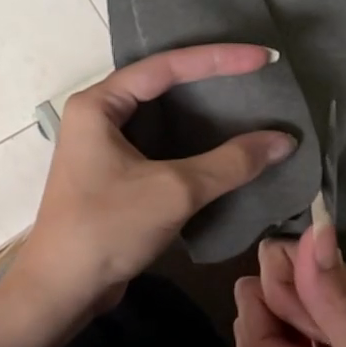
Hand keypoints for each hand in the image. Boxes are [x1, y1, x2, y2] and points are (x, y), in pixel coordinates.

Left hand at [13, 44, 297, 315]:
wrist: (62, 288)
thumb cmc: (108, 227)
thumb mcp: (174, 191)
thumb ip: (229, 163)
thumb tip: (283, 141)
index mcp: (97, 104)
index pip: (163, 67)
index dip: (216, 59)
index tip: (262, 58)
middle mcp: (95, 116)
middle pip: (160, 86)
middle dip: (209, 81)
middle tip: (257, 76)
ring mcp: (101, 147)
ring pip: (159, 118)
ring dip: (201, 115)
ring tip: (248, 106)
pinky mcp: (112, 175)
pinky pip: (157, 147)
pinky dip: (191, 146)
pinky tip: (224, 150)